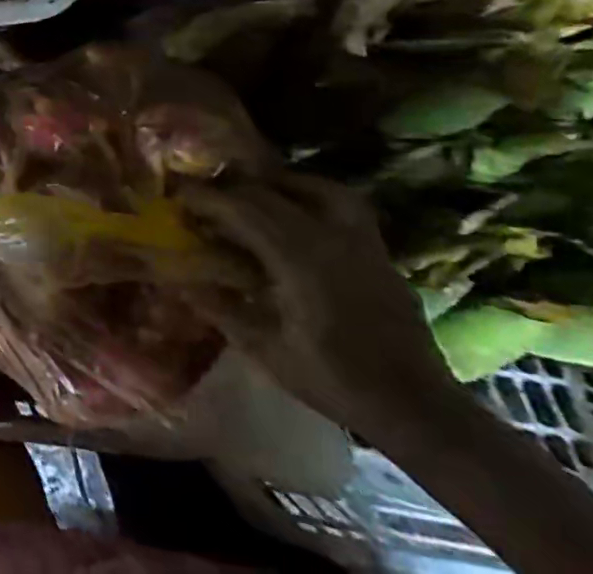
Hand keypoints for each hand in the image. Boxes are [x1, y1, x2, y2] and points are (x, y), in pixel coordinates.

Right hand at [181, 173, 458, 433]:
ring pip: (314, 187)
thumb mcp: (263, 347)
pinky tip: (290, 216)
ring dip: (274, 184)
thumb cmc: (333, 379)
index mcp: (300, 259)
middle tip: (200, 197)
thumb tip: (176, 277)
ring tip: (248, 194)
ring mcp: (361, 241)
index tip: (175, 195)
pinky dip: (307, 197)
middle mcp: (332, 238)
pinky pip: (339, 205)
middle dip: (229, 189)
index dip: (204, 197)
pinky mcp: (377, 252)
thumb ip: (218, 305)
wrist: (418, 407)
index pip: (243, 208)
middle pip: (271, 192)